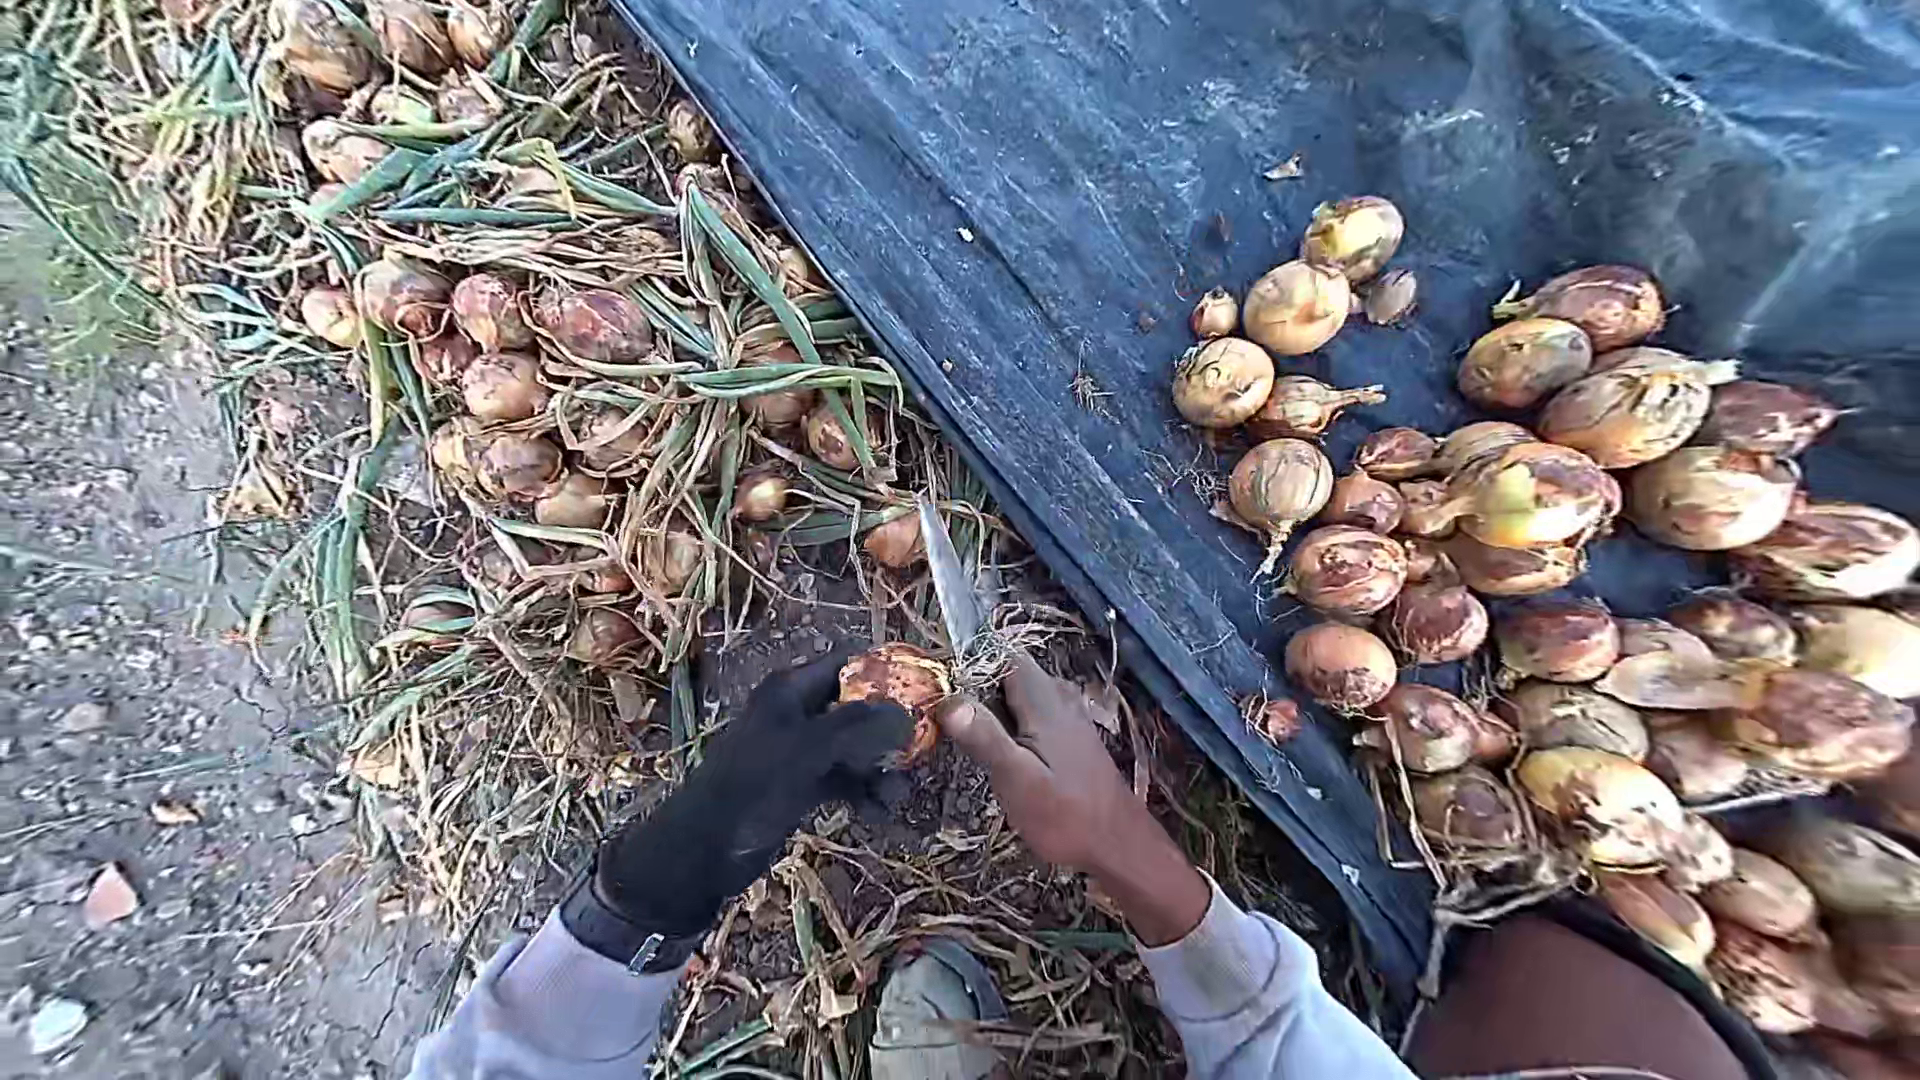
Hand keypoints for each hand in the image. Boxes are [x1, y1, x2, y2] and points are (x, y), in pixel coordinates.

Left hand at [594, 651, 911, 934]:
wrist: (700, 853)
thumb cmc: (751, 787)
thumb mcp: (806, 750)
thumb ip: (857, 728)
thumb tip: (907, 716)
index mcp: (792, 689)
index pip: (848, 663)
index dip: (885, 673)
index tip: (923, 691)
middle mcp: (799, 711)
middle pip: (858, 706)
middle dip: (889, 730)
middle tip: (917, 751)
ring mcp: (801, 748)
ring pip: (855, 746)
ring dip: (880, 768)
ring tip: (898, 796)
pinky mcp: (803, 781)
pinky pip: (844, 776)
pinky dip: (863, 790)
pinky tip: (880, 813)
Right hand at [937, 655, 1208, 944]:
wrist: (1119, 844)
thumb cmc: (1065, 814)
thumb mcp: (1016, 778)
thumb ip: (984, 736)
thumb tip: (949, 700)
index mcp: (1042, 695)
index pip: (999, 653)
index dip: (967, 663)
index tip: (942, 690)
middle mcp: (1057, 693)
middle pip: (1006, 671)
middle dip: (975, 689)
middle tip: (950, 723)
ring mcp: (1066, 711)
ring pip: (1017, 692)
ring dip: (991, 708)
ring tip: (969, 740)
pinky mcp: (1068, 731)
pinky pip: (1030, 710)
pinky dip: (1010, 722)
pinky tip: (1001, 753)